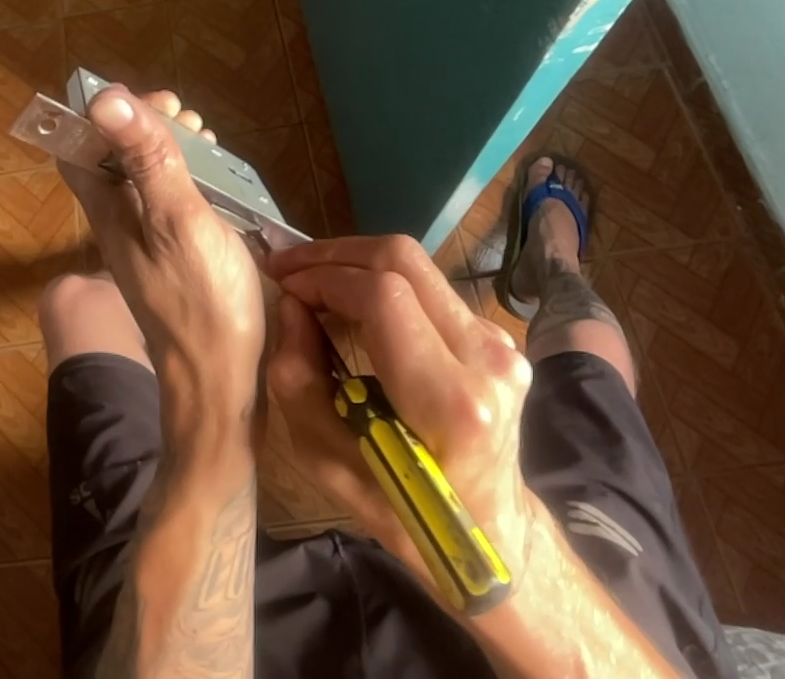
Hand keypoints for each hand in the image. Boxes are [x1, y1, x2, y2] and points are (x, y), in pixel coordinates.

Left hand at [61, 87, 264, 423]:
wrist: (220, 379)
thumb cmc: (201, 298)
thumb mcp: (177, 218)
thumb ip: (146, 159)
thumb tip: (103, 98)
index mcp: (109, 210)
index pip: (81, 146)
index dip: (106, 114)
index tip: (154, 102)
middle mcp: (120, 222)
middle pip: (115, 157)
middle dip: (148, 125)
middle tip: (190, 120)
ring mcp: (148, 241)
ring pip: (146, 178)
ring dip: (171, 150)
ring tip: (207, 140)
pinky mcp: (176, 256)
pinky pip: (171, 202)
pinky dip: (190, 179)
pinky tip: (217, 179)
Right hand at [264, 236, 538, 598]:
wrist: (489, 531)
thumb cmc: (401, 510)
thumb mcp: (326, 460)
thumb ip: (298, 379)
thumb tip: (291, 306)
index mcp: (449, 400)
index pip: (383, 297)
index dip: (324, 278)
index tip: (284, 286)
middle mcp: (486, 359)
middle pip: (404, 261)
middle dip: (336, 254)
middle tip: (290, 267)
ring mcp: (500, 345)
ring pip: (418, 268)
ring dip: (357, 264)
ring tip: (312, 282)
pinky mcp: (497, 338)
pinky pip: (429, 290)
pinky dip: (381, 284)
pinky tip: (350, 304)